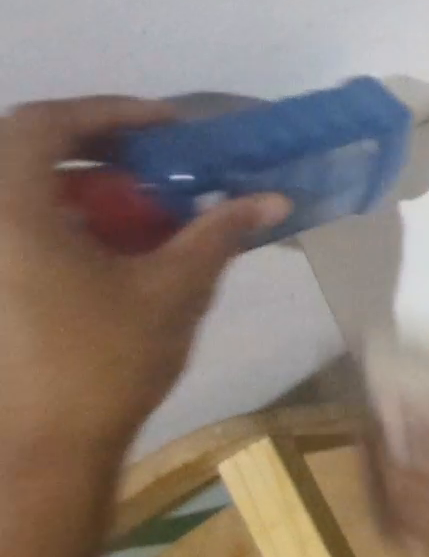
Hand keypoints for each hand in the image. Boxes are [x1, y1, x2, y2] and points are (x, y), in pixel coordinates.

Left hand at [0, 97, 289, 458]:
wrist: (38, 445)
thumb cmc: (106, 358)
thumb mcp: (176, 287)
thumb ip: (219, 232)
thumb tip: (274, 197)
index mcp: (7, 215)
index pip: (41, 125)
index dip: (109, 111)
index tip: (171, 126)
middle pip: (16, 150)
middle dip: (92, 145)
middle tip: (157, 160)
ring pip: (10, 191)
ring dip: (72, 183)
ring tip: (136, 204)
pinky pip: (10, 227)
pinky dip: (53, 217)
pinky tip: (102, 246)